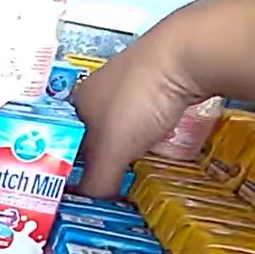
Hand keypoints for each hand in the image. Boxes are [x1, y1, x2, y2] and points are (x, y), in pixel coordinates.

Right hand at [69, 5, 211, 196]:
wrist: (192, 51)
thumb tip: (91, 202)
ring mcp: (130, 76)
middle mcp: (97, 87)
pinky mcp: (162, 71)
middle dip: (98, 154)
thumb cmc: (139, 100)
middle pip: (92, 131)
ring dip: (125, 139)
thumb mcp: (112, 152)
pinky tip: (160, 134)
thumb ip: (97, 182)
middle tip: (106, 177)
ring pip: (121, 119)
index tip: (78, 184)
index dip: (67, 163)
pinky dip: (151, 124)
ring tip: (133, 160)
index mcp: (75, 102)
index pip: (62, 141)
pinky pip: (148, 108)